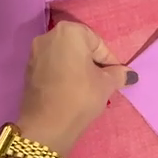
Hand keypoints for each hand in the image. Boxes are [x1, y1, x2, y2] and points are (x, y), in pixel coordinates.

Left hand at [16, 21, 133, 155]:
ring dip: (78, 69)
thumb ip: (118, 74)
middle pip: (79, 47)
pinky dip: (64, 74)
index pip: (97, 43)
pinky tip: (71, 91)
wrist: (47, 125)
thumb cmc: (81, 96)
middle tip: (103, 82)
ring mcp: (35, 53)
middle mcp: (49, 36)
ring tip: (88, 88)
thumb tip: (129, 74)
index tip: (115, 76)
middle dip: (92, 63)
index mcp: (69, 32)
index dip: (109, 61)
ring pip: (65, 57)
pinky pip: (53, 67)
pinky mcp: (29, 70)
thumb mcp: (106, 84)